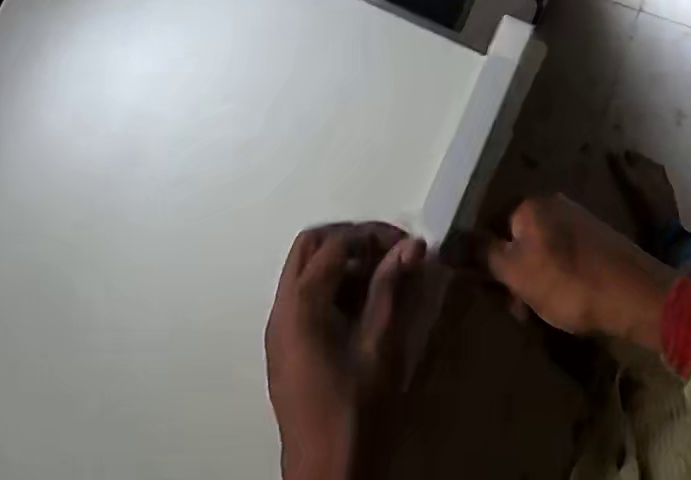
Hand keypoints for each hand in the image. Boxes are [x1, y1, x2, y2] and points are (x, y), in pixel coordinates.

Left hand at [265, 222, 427, 479]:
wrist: (327, 478)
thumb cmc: (355, 415)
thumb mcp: (380, 348)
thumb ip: (391, 289)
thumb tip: (411, 245)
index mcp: (300, 306)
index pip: (333, 244)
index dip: (371, 235)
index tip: (404, 244)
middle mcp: (281, 310)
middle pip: (309, 247)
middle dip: (349, 239)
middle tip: (388, 252)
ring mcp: (279, 329)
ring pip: (304, 270)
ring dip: (341, 262)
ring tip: (382, 277)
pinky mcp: (285, 347)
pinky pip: (304, 296)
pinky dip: (332, 286)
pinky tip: (364, 305)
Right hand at [484, 195, 676, 351]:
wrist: (638, 296)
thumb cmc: (569, 282)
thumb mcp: (515, 272)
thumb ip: (477, 254)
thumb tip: (440, 241)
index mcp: (527, 203)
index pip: (487, 225)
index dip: (482, 260)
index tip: (489, 291)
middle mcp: (550, 202)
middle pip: (512, 238)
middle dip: (509, 274)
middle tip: (516, 307)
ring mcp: (575, 219)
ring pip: (536, 251)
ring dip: (531, 281)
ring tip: (539, 312)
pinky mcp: (594, 240)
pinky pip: (559, 256)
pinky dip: (554, 278)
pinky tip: (563, 303)